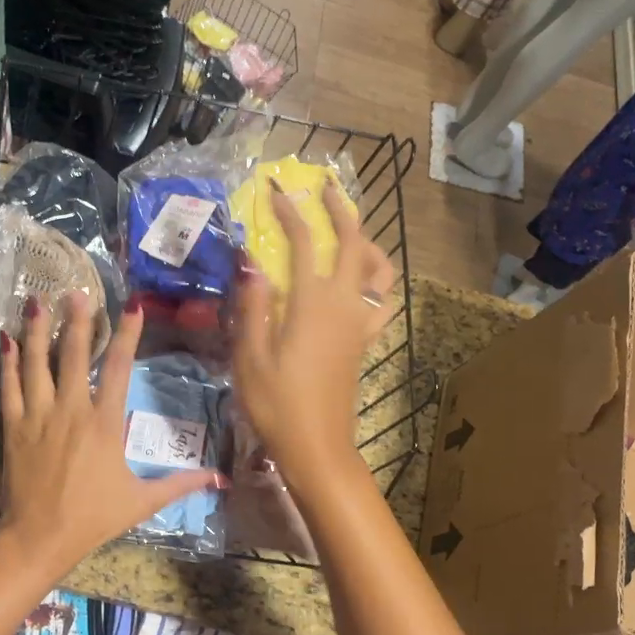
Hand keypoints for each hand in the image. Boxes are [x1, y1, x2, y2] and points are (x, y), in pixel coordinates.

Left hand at [0, 291, 223, 573]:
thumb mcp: (141, 502)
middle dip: (76, 319)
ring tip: (35, 300)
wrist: (40, 536)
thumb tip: (219, 479)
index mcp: (105, 423)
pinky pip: (9, 387)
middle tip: (75, 290)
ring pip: (37, 363)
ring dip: (37, 330)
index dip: (127, 333)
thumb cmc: (93, 518)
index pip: (119, 367)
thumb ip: (179, 484)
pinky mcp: (13, 427)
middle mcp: (71, 409)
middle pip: (74, 353)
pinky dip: (6, 363)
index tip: (132, 304)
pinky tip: (4, 340)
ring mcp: (39, 416)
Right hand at [233, 182, 398, 488]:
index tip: (276, 192)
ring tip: (350, 233)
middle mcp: (345, 304)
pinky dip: (377, 280)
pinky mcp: (365, 342)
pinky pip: (383, 300)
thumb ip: (252, 305)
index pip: (304, 242)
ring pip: (379, 269)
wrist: (315, 445)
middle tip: (325, 189)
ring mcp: (360, 323)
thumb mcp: (250, 357)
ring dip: (367, 242)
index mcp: (313, 303)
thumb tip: (250, 261)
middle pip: (353, 242)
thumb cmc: (276, 403)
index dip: (291, 212)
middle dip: (340, 210)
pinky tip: (362, 284)